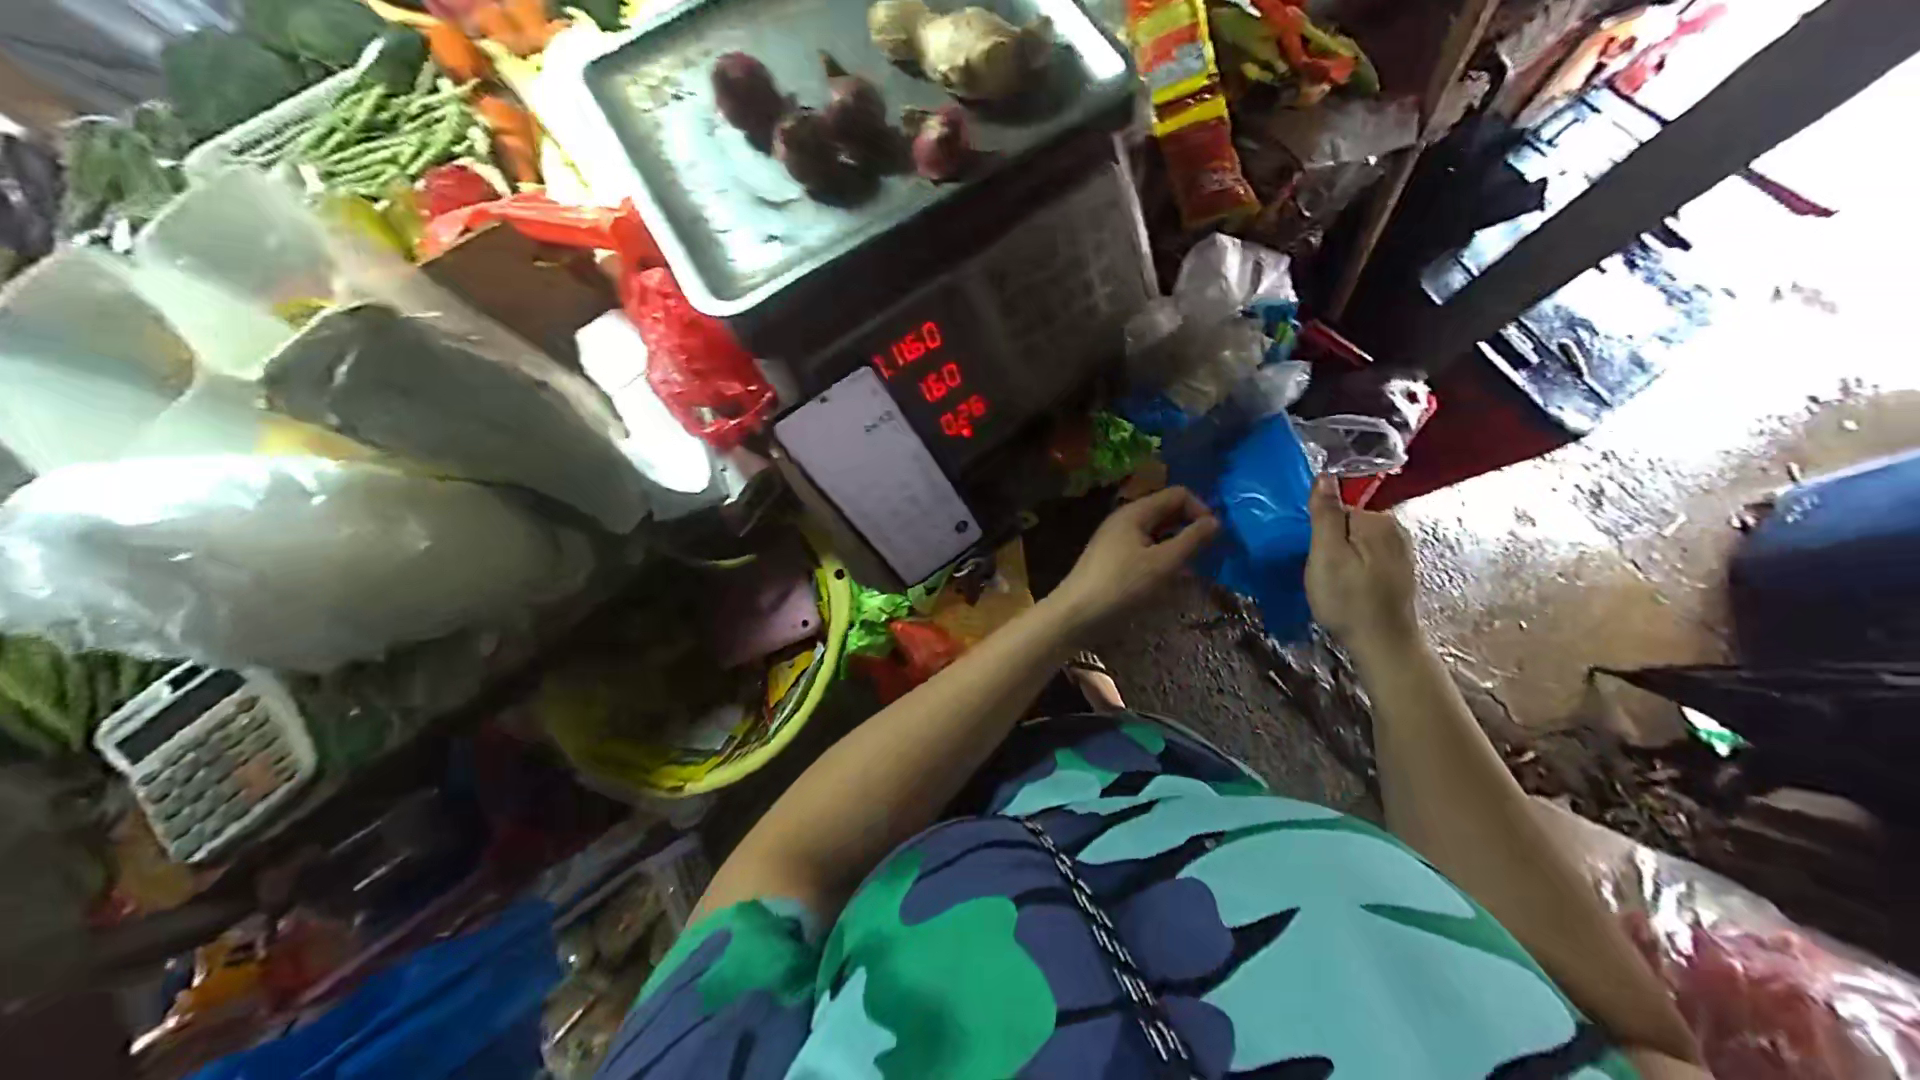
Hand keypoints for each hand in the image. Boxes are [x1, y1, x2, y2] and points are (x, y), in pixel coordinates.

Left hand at [1049, 486, 1219, 633]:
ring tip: (1190, 574)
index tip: (1213, 537)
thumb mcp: (1163, 563)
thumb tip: (1216, 521)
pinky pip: (1147, 553)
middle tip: (1206, 556)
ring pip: (1158, 536)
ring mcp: (1118, 540)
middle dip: (1190, 530)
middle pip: (1167, 514)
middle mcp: (1126, 520)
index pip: (1178, 494)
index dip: (1200, 510)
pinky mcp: (1114, 561)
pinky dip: (1162, 562)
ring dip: (1178, 549)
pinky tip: (1171, 584)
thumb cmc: (1121, 585)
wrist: (1076, 615)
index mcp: (1135, 512)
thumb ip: (1192, 539)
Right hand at [1304, 476, 1420, 655]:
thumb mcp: (1326, 555)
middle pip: (1346, 523)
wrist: (1383, 644)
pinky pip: (1366, 556)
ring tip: (1330, 581)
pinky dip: (1353, 567)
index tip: (1311, 554)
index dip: (1317, 530)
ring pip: (1355, 541)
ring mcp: (1399, 550)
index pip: (1335, 509)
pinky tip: (1347, 586)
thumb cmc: (1348, 600)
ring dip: (1340, 555)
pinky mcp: (1398, 570)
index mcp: (1377, 520)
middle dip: (1328, 541)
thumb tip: (1324, 475)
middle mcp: (1394, 529)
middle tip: (1318, 571)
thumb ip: (1324, 514)